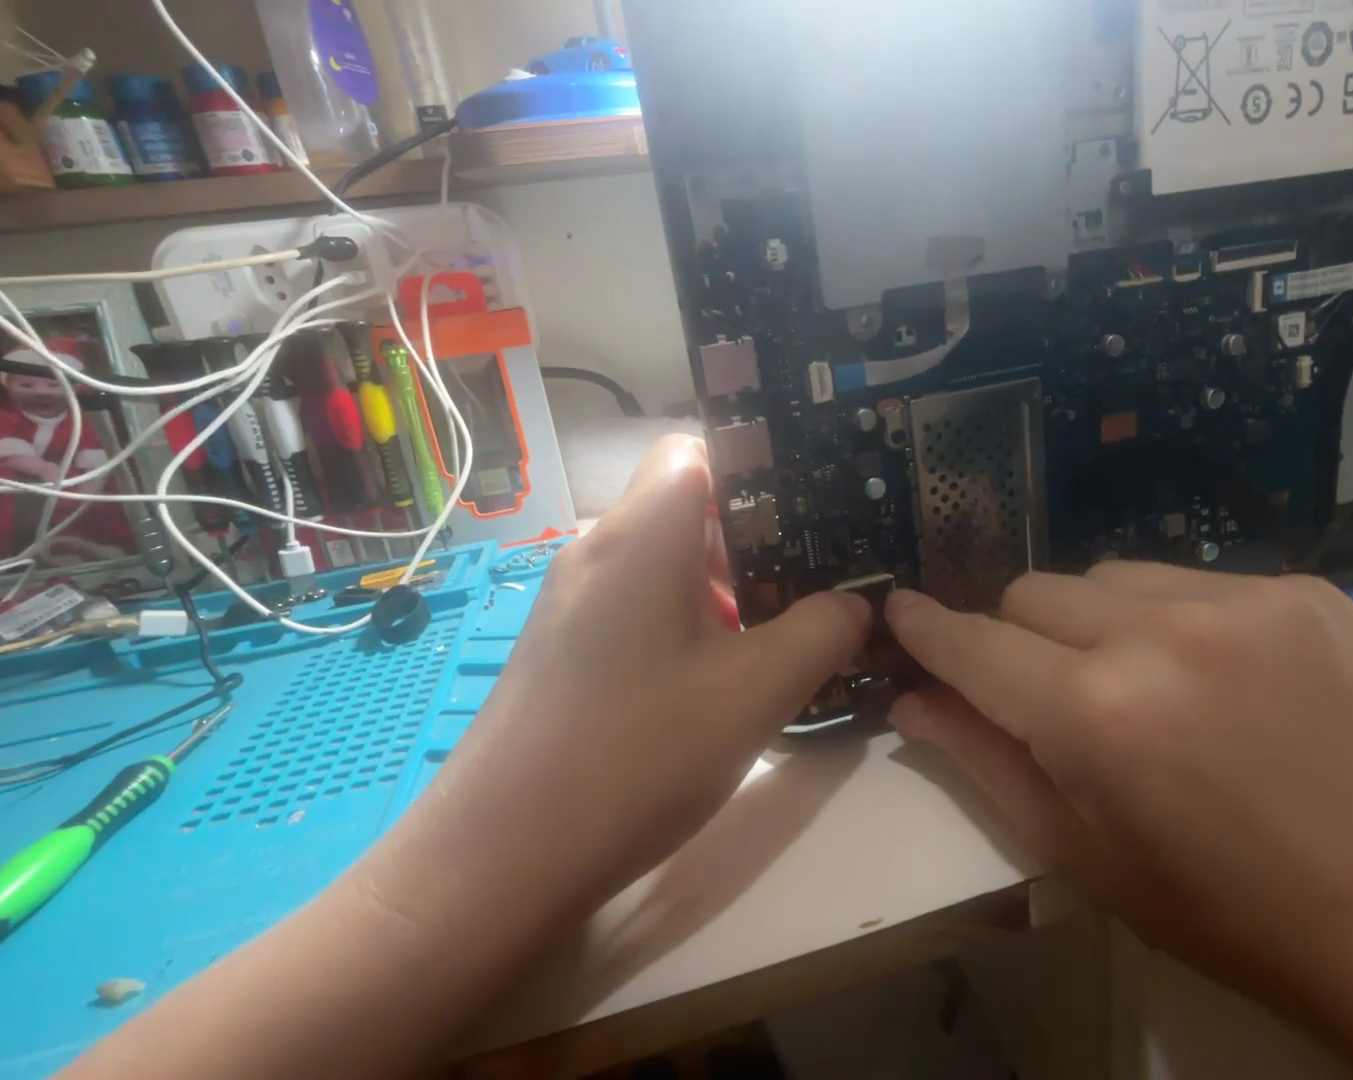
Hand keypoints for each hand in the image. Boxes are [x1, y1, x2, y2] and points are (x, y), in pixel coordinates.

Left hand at [63, 436, 869, 1079]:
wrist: (497, 861)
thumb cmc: (634, 756)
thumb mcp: (754, 693)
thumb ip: (820, 633)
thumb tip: (855, 604)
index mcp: (640, 536)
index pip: (697, 447)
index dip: (760, 466)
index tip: (817, 512)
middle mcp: (597, 553)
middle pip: (686, 508)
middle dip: (759, 540)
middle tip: (820, 583)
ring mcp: (573, 604)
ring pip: (665, 565)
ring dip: (727, 591)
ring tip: (784, 638)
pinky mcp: (564, 652)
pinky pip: (640, 610)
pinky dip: (690, 627)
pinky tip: (721, 684)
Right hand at [885, 564, 1352, 1079]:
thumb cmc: (1228, 911)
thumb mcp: (1082, 855)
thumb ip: (982, 761)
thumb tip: (910, 699)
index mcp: (1094, 714)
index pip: (971, 642)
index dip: (927, 628)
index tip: (899, 611)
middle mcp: (1157, 633)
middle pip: (1030, 591)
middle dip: (1014, 637)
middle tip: (1047, 695)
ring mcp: (1239, 599)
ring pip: (1102, 574)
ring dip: (1089, 620)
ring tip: (1136, 683)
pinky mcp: (1301, 588)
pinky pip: (1185, 575)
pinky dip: (1166, 615)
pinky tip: (1210, 674)